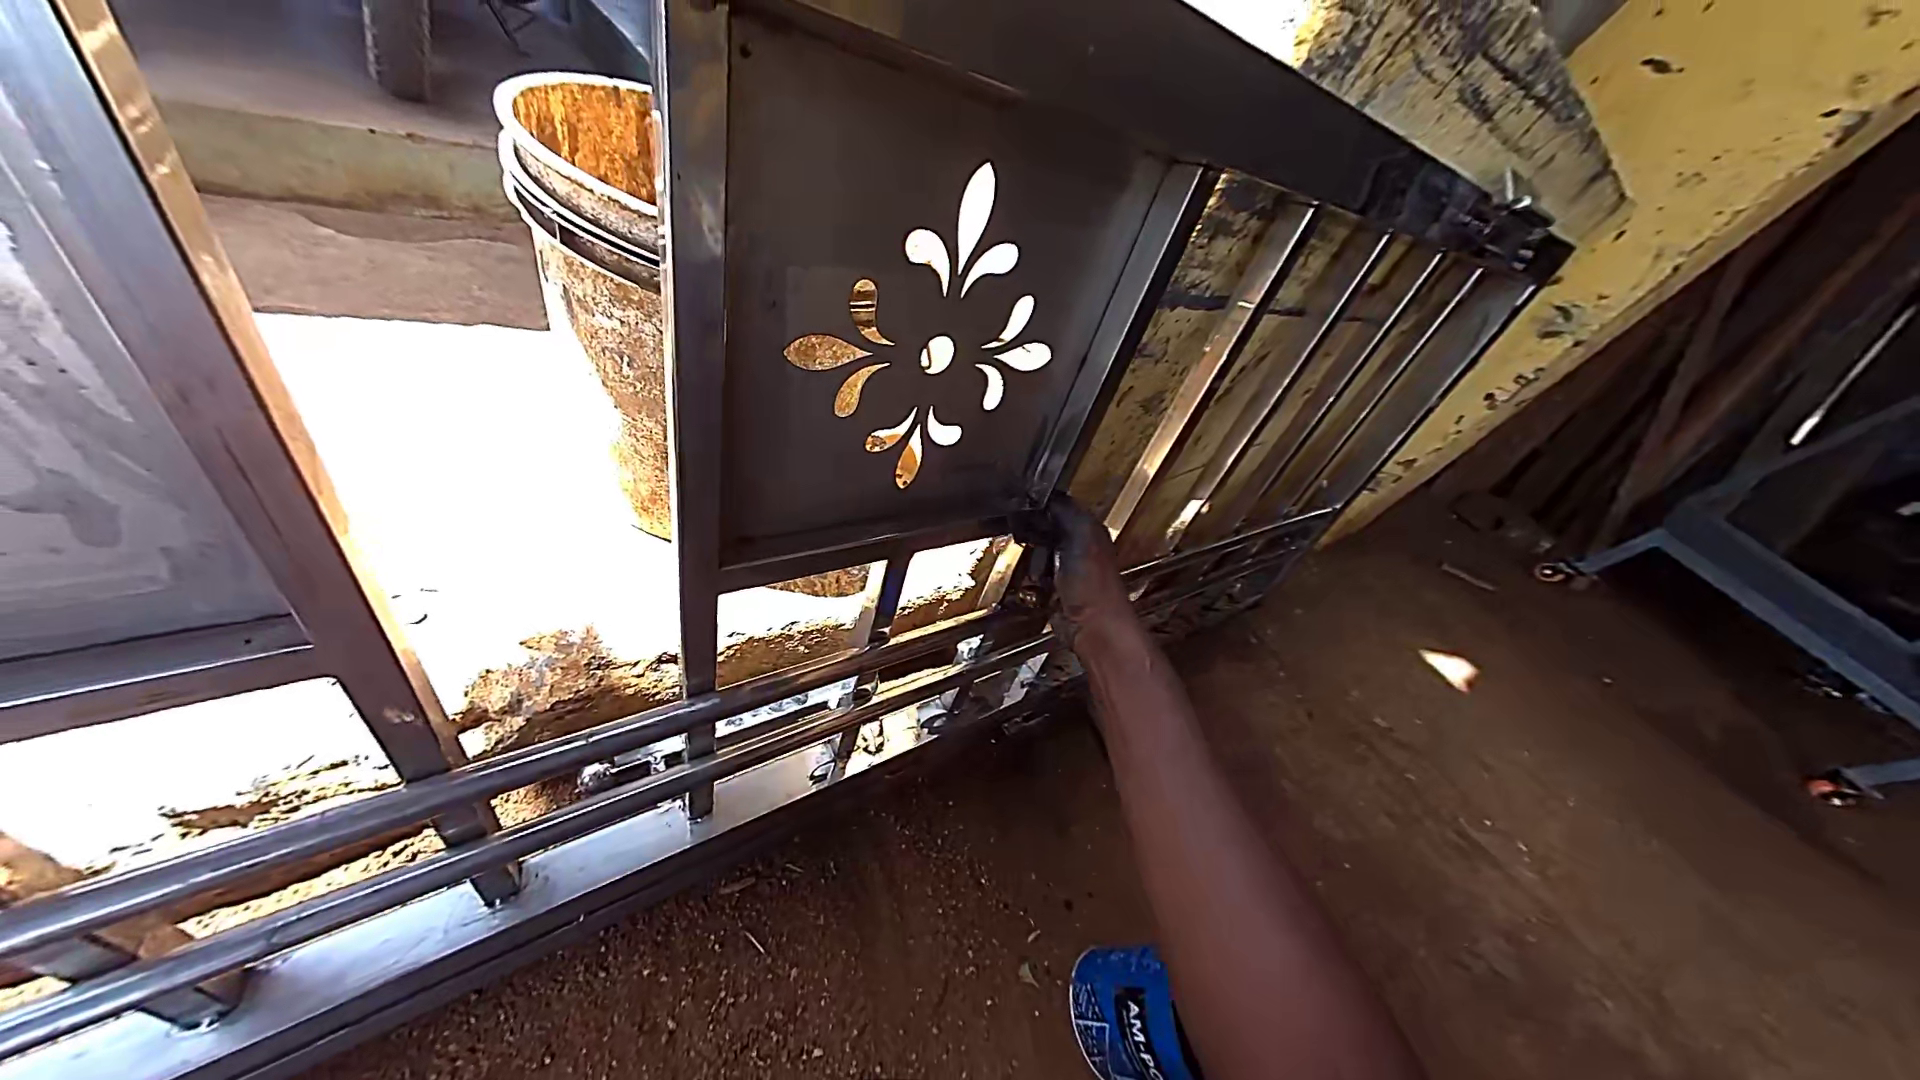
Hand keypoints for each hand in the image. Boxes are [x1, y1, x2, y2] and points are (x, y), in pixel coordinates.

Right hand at [1037, 496, 1130, 646]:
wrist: (1092, 626)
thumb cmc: (1093, 586)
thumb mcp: (1079, 535)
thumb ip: (1066, 511)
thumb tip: (1050, 496)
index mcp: (1090, 529)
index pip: (1061, 506)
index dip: (1043, 507)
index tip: (1027, 510)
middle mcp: (1080, 546)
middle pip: (1046, 529)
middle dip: (1034, 536)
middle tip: (1031, 542)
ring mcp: (1068, 568)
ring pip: (1038, 552)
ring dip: (1034, 560)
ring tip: (1040, 571)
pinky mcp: (1057, 588)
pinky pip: (1036, 574)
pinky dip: (1033, 578)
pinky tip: (1038, 584)